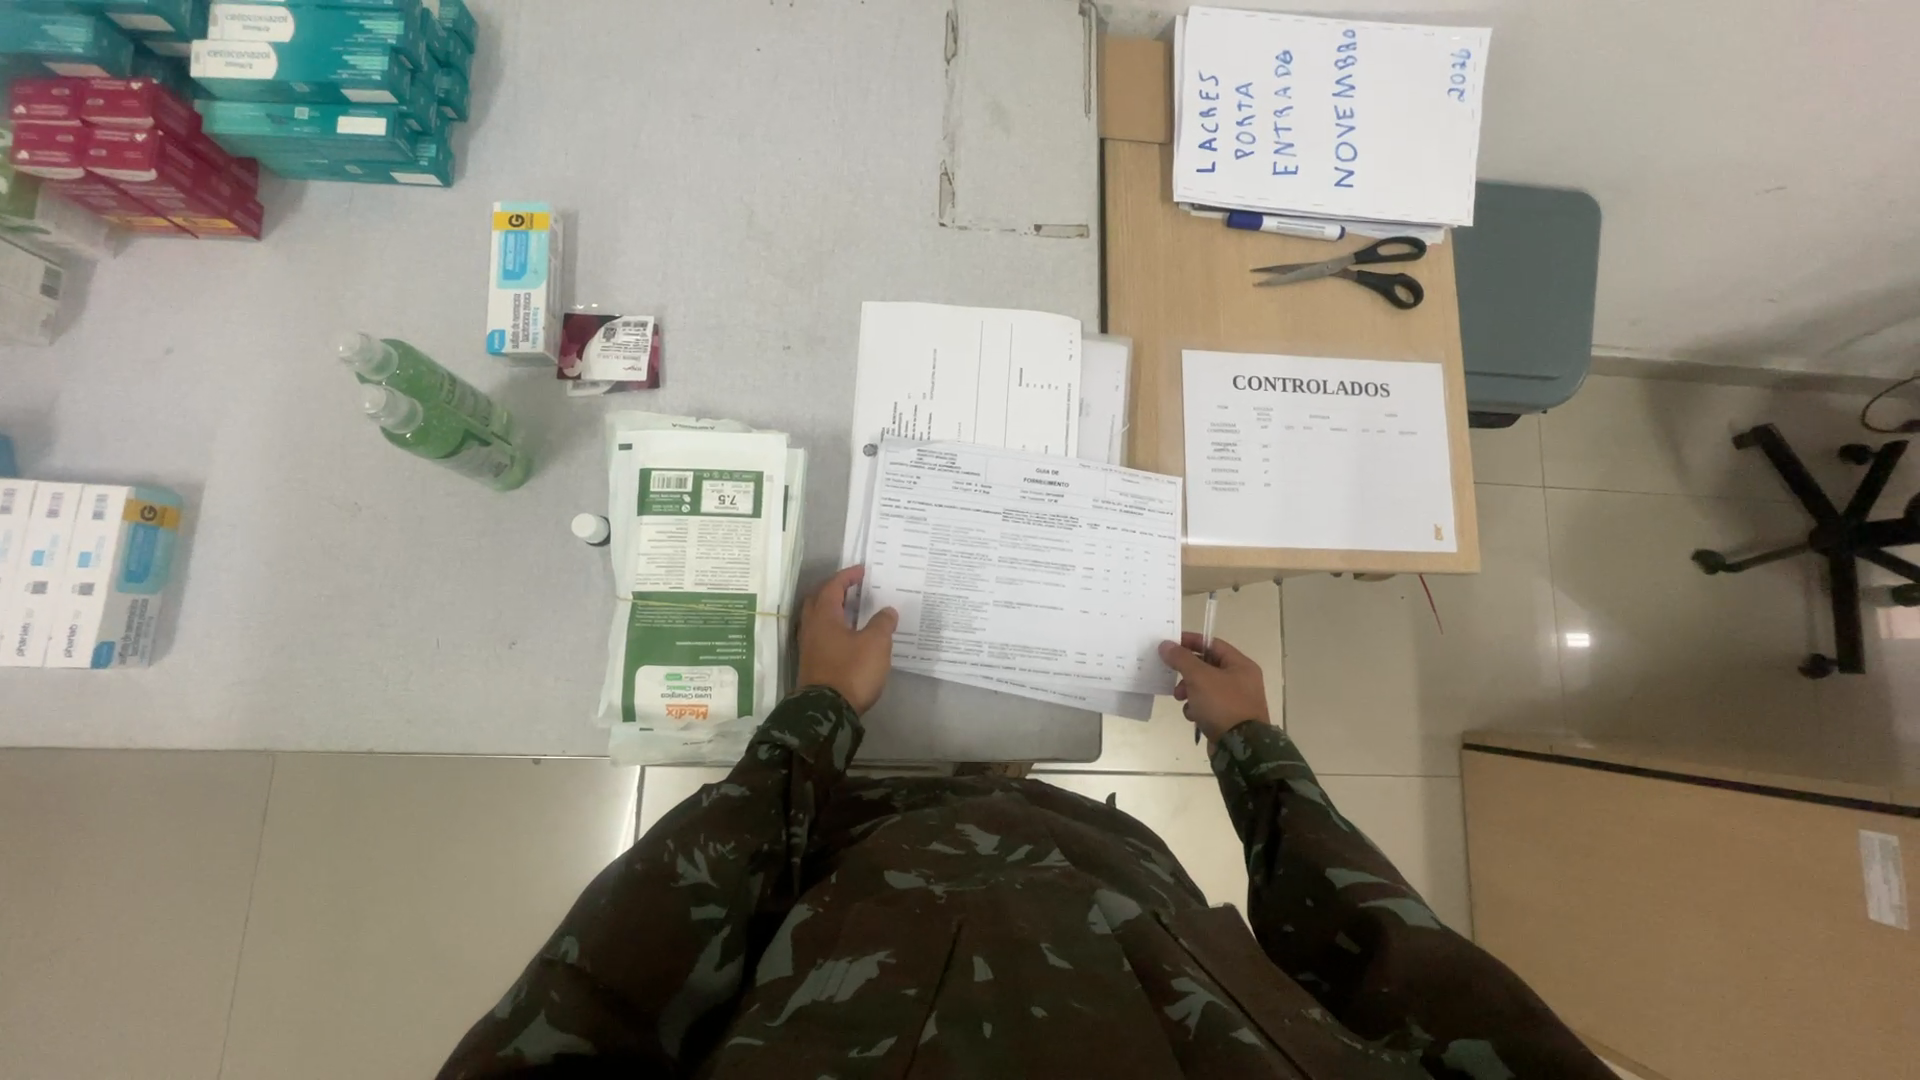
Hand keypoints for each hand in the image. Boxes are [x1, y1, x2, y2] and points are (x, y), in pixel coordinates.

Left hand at [795, 566, 898, 715]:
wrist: (827, 711)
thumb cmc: (852, 670)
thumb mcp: (876, 643)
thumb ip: (882, 623)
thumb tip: (887, 611)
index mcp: (824, 615)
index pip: (833, 586)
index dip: (848, 576)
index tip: (863, 571)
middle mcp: (811, 627)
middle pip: (819, 599)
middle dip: (835, 590)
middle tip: (854, 588)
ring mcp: (809, 646)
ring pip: (818, 618)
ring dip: (833, 610)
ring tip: (853, 610)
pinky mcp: (812, 663)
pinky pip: (821, 635)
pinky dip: (834, 627)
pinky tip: (848, 636)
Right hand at [1158, 633, 1270, 744]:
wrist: (1240, 747)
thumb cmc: (1223, 705)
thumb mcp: (1199, 677)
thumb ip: (1181, 658)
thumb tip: (1165, 645)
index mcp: (1240, 665)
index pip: (1212, 644)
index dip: (1191, 641)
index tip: (1170, 644)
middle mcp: (1241, 680)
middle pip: (1207, 666)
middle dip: (1186, 671)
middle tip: (1172, 675)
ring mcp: (1236, 700)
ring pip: (1204, 687)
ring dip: (1188, 690)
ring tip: (1180, 698)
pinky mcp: (1228, 718)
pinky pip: (1207, 705)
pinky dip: (1196, 708)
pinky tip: (1192, 715)